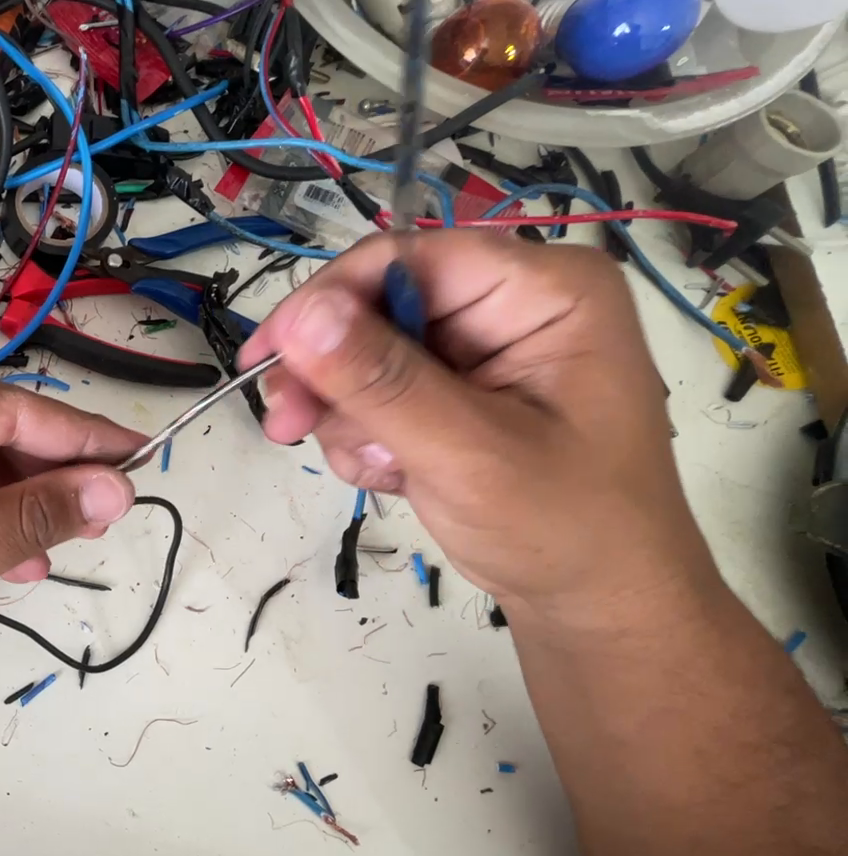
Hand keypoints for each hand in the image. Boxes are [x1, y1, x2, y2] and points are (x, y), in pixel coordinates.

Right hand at [239, 230, 717, 629]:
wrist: (590, 596)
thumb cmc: (561, 523)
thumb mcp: (467, 451)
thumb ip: (382, 381)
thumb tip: (300, 317)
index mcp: (541, 291)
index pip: (403, 259)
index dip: (325, 301)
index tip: (265, 360)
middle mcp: (502, 305)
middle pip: (368, 308)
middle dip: (326, 374)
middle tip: (288, 428)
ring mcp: (471, 350)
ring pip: (353, 355)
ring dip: (343, 416)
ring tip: (379, 467)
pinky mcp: (444, 389)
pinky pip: (363, 393)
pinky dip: (359, 436)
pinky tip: (391, 472)